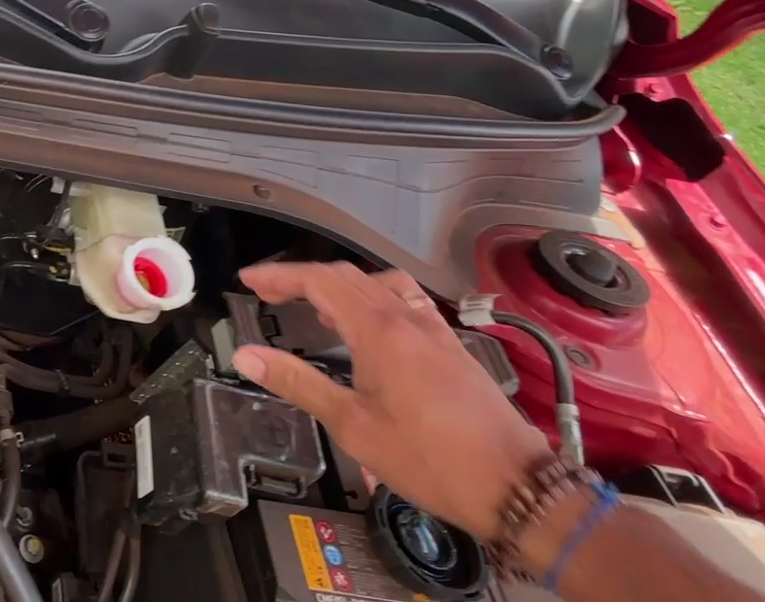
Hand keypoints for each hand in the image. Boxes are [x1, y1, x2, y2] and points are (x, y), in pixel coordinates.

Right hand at [230, 261, 549, 540]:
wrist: (519, 489)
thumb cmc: (429, 459)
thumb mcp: (353, 426)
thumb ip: (297, 383)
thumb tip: (245, 354)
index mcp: (378, 331)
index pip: (318, 281)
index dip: (278, 276)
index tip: (248, 281)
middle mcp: (406, 318)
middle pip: (346, 276)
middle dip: (300, 277)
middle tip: (268, 292)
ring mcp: (434, 329)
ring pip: (377, 282)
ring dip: (339, 284)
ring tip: (316, 306)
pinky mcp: (451, 345)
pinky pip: (405, 299)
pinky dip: (373, 296)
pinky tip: (370, 325)